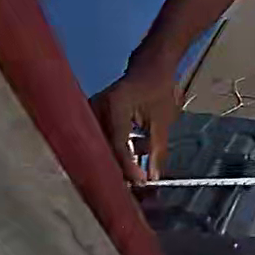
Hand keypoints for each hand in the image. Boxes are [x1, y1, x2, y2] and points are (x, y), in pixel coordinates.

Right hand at [91, 61, 178, 183]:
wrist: (151, 66)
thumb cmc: (158, 88)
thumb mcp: (162, 120)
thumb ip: (158, 150)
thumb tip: (153, 178)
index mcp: (115, 106)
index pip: (117, 143)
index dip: (127, 166)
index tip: (140, 182)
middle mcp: (97, 109)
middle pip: (103, 148)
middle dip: (119, 169)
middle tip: (135, 187)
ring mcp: (92, 112)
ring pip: (102, 146)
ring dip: (118, 161)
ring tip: (137, 174)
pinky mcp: (94, 117)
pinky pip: (102, 140)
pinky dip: (117, 151)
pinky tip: (133, 159)